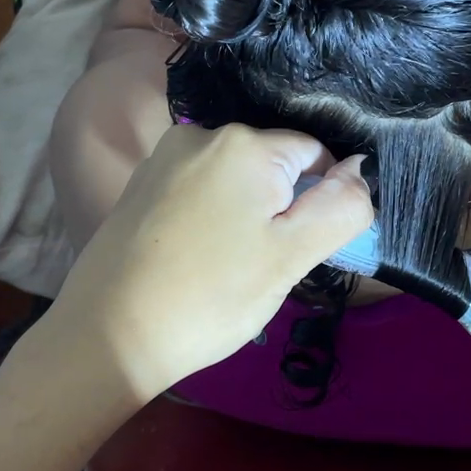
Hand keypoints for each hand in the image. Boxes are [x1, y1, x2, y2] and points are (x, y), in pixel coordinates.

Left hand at [35, 124, 371, 404]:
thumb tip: (362, 169)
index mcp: (245, 144)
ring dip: (245, 216)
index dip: (320, 203)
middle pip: (273, 166)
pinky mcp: (140, 185)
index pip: (315, 154)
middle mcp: (201, 135)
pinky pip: (199, 191)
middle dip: (280, 210)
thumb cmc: (210, 297)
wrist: (108, 335)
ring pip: (235, 181)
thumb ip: (341, 208)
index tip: (297, 250)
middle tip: (261, 265)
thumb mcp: (291, 257)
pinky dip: (210, 218)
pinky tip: (196, 259)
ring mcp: (164, 158)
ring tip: (225, 266)